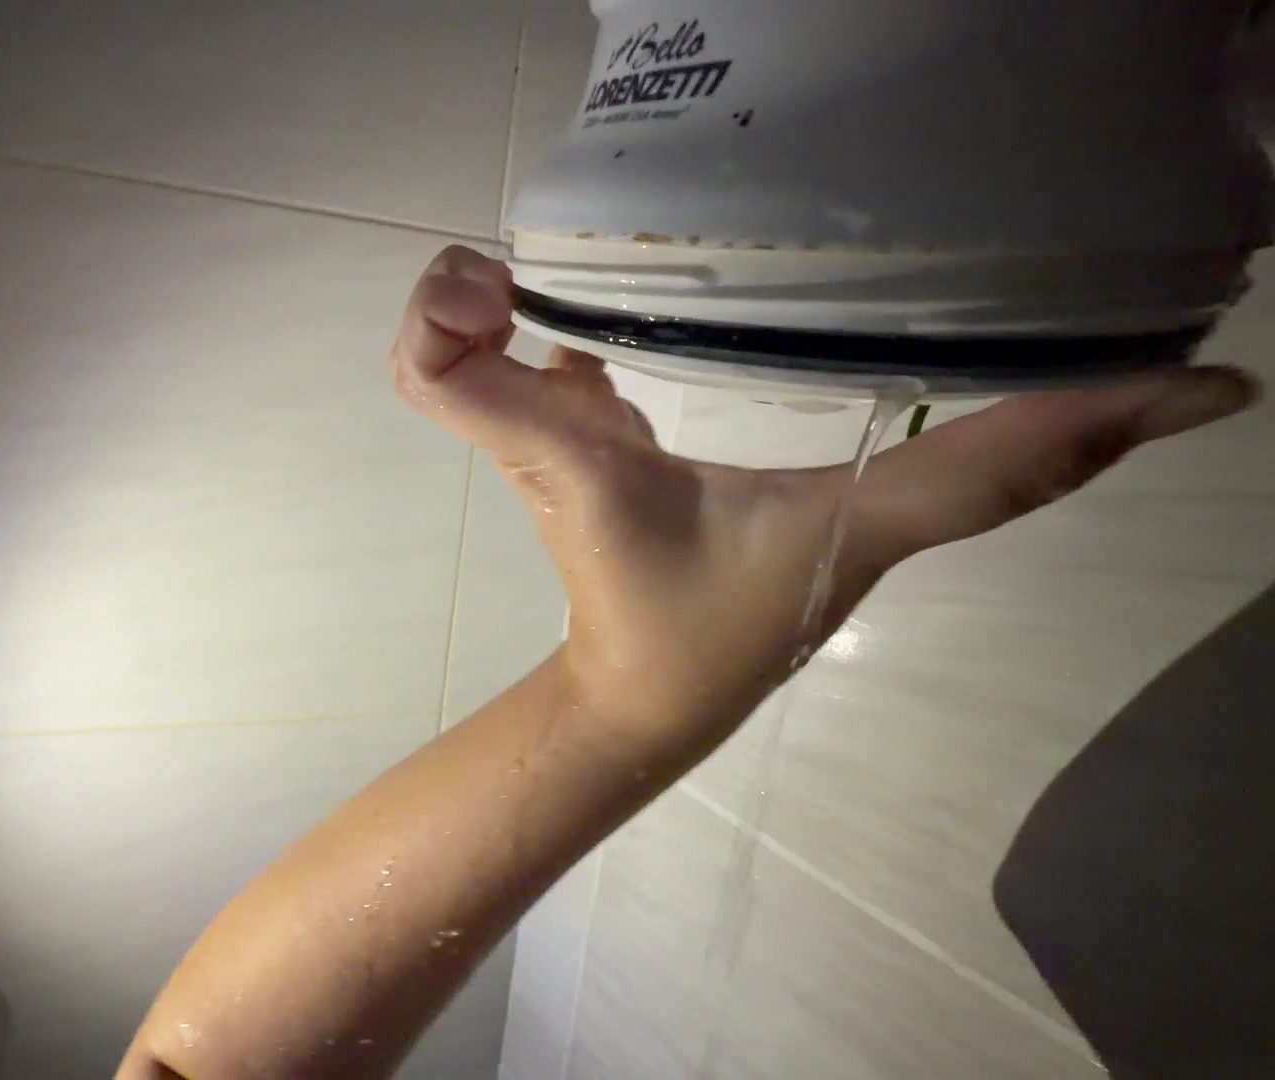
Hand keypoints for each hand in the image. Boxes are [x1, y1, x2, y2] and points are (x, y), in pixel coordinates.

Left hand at [393, 246, 1257, 762]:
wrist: (640, 695)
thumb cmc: (704, 635)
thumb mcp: (840, 543)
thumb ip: (985, 470)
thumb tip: (1187, 389)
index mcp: (555, 448)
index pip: (428, 372)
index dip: (435, 311)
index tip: (501, 285)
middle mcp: (528, 433)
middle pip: (430, 344)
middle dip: (458, 285)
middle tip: (536, 259)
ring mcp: (540, 432)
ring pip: (465, 352)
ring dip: (493, 296)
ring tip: (587, 261)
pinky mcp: (567, 433)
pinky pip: (525, 359)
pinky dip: (542, 317)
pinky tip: (623, 292)